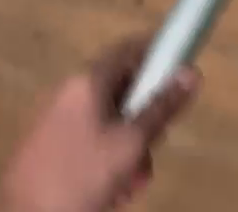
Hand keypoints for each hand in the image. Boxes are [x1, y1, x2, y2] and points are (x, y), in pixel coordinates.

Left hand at [0, 38, 200, 211]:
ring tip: (133, 180)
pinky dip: (107, 159)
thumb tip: (193, 72)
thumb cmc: (76, 179)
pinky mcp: (44, 151)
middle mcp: (68, 94)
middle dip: (147, 116)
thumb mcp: (130, 144)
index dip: (162, 55)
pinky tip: (112, 191)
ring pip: (109, 120)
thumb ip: (163, 107)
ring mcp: (53, 123)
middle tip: (156, 144)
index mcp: (87, 81)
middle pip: (124, 87)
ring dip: (130, 145)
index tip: (182, 78)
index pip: (133, 47)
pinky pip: (89, 142)